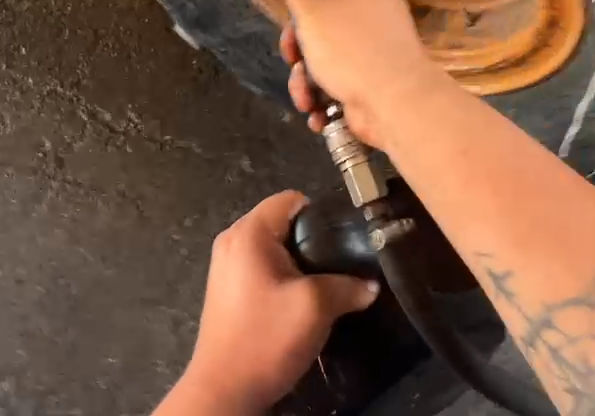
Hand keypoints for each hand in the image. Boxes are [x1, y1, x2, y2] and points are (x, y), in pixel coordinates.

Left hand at [166, 190, 379, 414]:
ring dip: (298, 264)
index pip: (291, 199)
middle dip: (311, 242)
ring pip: (273, 247)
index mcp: (248, 232)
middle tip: (339, 265)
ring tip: (324, 285)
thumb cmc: (265, 338)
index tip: (343, 241)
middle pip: (282, 222)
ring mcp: (225, 265)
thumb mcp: (315, 308)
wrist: (223, 394)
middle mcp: (232, 240)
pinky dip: (281, 277)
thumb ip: (347, 287)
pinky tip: (298, 302)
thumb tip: (371, 286)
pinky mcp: (226, 290)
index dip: (321, 215)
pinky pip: (261, 267)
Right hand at [248, 0, 451, 150]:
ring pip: (317, 45)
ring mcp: (368, 40)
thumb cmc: (353, 46)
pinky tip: (317, 109)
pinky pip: (330, 72)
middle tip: (291, 53)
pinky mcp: (366, 72)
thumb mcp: (311, 2)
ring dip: (304, 74)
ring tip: (306, 94)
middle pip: (312, 7)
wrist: (398, 106)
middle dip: (294, 38)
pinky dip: (319, 91)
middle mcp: (366, 4)